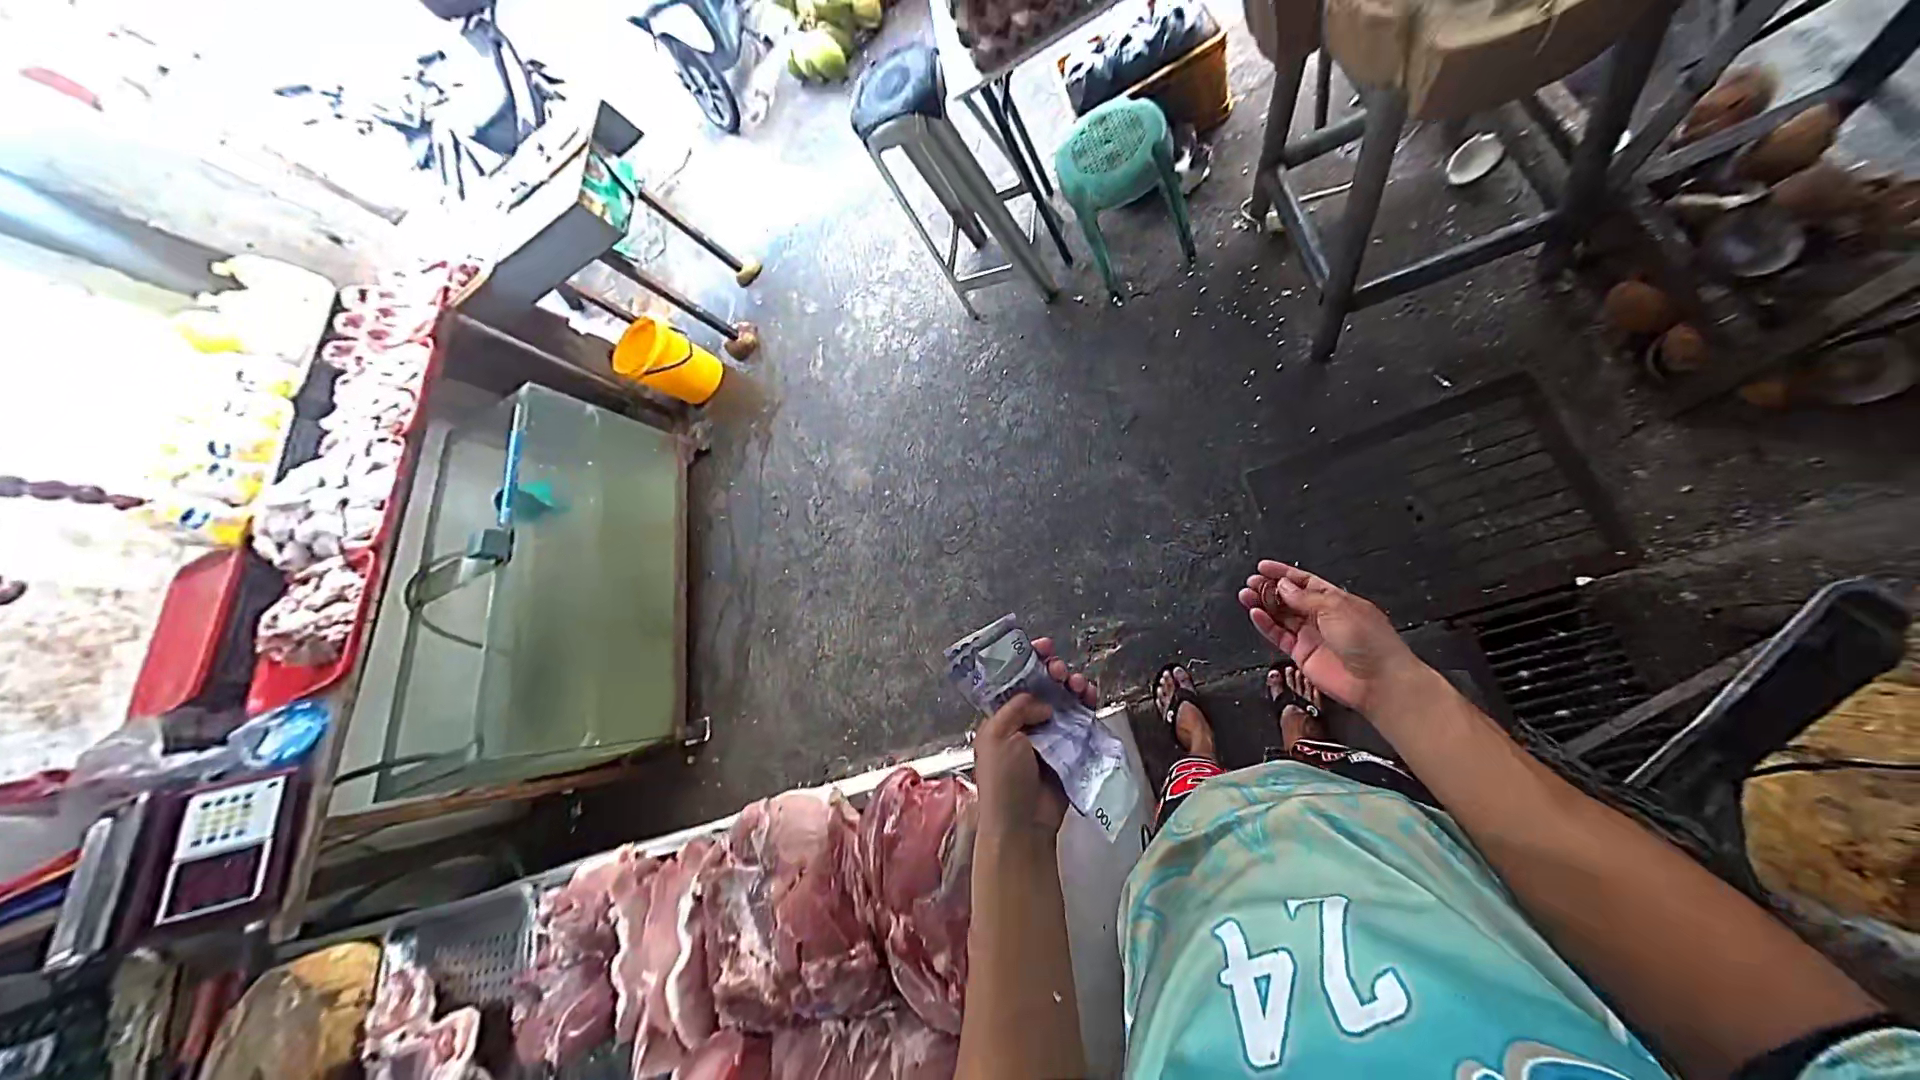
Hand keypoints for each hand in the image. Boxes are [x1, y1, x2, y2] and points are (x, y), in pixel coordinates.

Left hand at [971, 637, 1096, 838]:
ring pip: (1065, 701)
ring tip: (1077, 683)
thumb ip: (1018, 707)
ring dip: (1072, 686)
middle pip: (1044, 687)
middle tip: (1059, 669)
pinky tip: (1090, 696)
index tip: (1041, 647)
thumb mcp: (998, 735)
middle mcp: (1025, 723)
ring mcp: (1049, 736)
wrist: (1023, 823)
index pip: (1015, 680)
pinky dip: (1087, 705)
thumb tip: (1042, 701)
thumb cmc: (1003, 779)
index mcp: (1001, 717)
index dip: (1028, 662)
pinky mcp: (1070, 749)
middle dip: (1053, 672)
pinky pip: (1081, 720)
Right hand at [1238, 560, 1423, 711]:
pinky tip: (1256, 614)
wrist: (1378, 681)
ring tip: (1247, 595)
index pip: (1304, 582)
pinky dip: (1265, 624)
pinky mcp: (1302, 653)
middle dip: (1269, 588)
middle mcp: (1323, 617)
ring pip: (1280, 615)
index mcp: (1337, 601)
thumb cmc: (1373, 643)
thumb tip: (1284, 586)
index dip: (1283, 573)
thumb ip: (1305, 597)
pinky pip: (1278, 635)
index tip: (1264, 567)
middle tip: (1253, 582)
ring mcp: (1312, 635)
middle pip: (1289, 598)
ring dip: (1263, 604)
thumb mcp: (1337, 607)